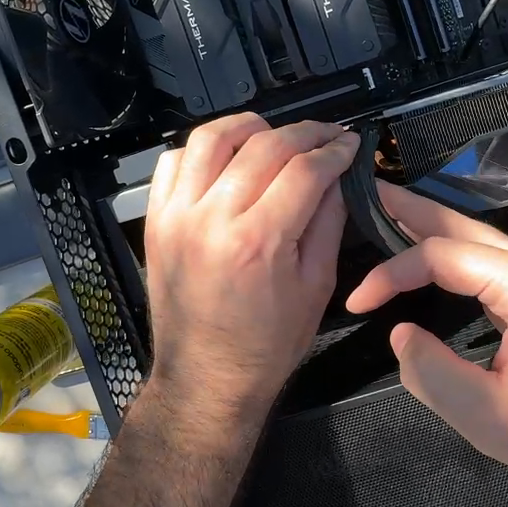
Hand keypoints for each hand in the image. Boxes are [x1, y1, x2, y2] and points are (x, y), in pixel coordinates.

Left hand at [144, 113, 357, 423]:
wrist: (206, 379)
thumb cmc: (268, 343)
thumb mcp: (318, 285)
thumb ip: (328, 221)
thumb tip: (338, 175)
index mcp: (259, 242)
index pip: (305, 169)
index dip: (335, 150)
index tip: (351, 144)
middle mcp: (213, 220)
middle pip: (266, 145)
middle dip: (307, 132)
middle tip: (328, 135)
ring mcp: (177, 216)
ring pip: (212, 137)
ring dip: (252, 126)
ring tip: (277, 136)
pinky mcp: (156, 220)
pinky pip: (175, 161)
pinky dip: (205, 149)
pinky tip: (230, 159)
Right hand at [345, 183, 507, 501]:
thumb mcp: (486, 415)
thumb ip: (430, 371)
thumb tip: (400, 334)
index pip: (441, 255)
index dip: (391, 273)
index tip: (356, 302)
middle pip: (461, 225)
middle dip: (411, 209)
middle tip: (368, 192)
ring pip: (478, 238)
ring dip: (432, 228)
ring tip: (390, 214)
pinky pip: (492, 260)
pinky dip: (455, 253)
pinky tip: (435, 257)